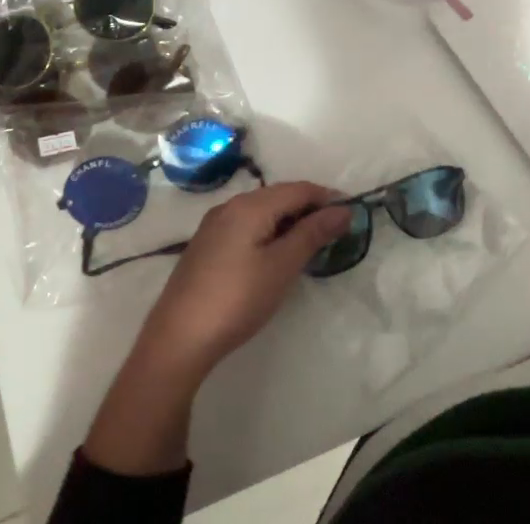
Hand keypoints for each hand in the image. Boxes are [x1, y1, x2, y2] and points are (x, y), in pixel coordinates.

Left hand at [139, 182, 353, 379]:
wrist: (177, 341)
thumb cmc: (237, 299)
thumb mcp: (283, 266)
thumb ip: (313, 233)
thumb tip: (344, 209)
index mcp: (249, 206)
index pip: (299, 189)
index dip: (327, 198)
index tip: (351, 216)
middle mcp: (229, 207)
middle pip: (279, 196)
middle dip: (309, 210)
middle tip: (334, 233)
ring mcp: (213, 227)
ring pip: (262, 212)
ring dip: (289, 223)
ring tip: (310, 246)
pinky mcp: (206, 247)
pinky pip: (246, 227)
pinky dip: (269, 233)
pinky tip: (276, 256)